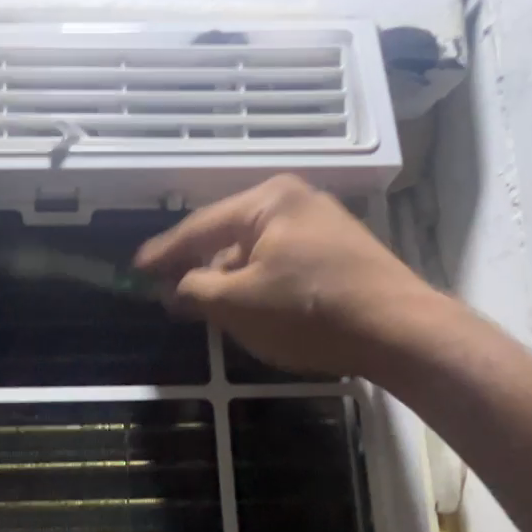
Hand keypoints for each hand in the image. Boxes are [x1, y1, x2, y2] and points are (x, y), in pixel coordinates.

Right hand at [135, 175, 441, 376]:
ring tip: (200, 304)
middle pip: (227, 234)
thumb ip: (194, 290)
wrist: (397, 330)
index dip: (163, 252)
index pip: (199, 226)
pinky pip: (278, 261)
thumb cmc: (308, 312)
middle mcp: (295, 200)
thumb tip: (171, 287)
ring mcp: (321, 224)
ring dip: (225, 277)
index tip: (134, 270)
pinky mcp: (338, 252)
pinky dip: (254, 282)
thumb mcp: (238, 304)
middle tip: (164, 290)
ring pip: (253, 250)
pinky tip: (246, 306)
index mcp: (267, 200)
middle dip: (195, 264)